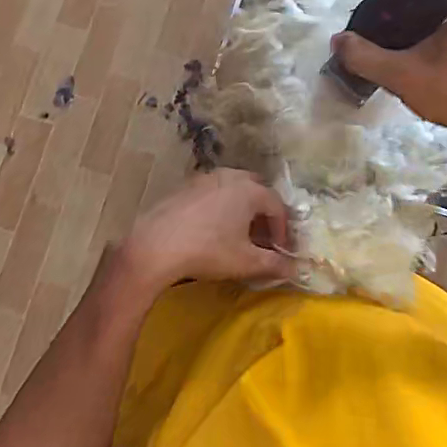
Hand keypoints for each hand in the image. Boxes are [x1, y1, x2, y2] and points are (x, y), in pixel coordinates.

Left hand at [111, 169, 296, 294]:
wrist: (153, 248)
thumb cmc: (208, 251)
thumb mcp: (246, 262)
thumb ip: (274, 264)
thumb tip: (293, 269)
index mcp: (250, 190)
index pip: (278, 207)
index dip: (283, 230)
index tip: (280, 251)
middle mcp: (230, 177)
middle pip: (257, 191)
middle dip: (263, 213)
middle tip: (262, 238)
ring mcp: (204, 179)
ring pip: (233, 189)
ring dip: (241, 208)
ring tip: (237, 233)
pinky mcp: (183, 188)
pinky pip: (211, 193)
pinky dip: (219, 207)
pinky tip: (211, 229)